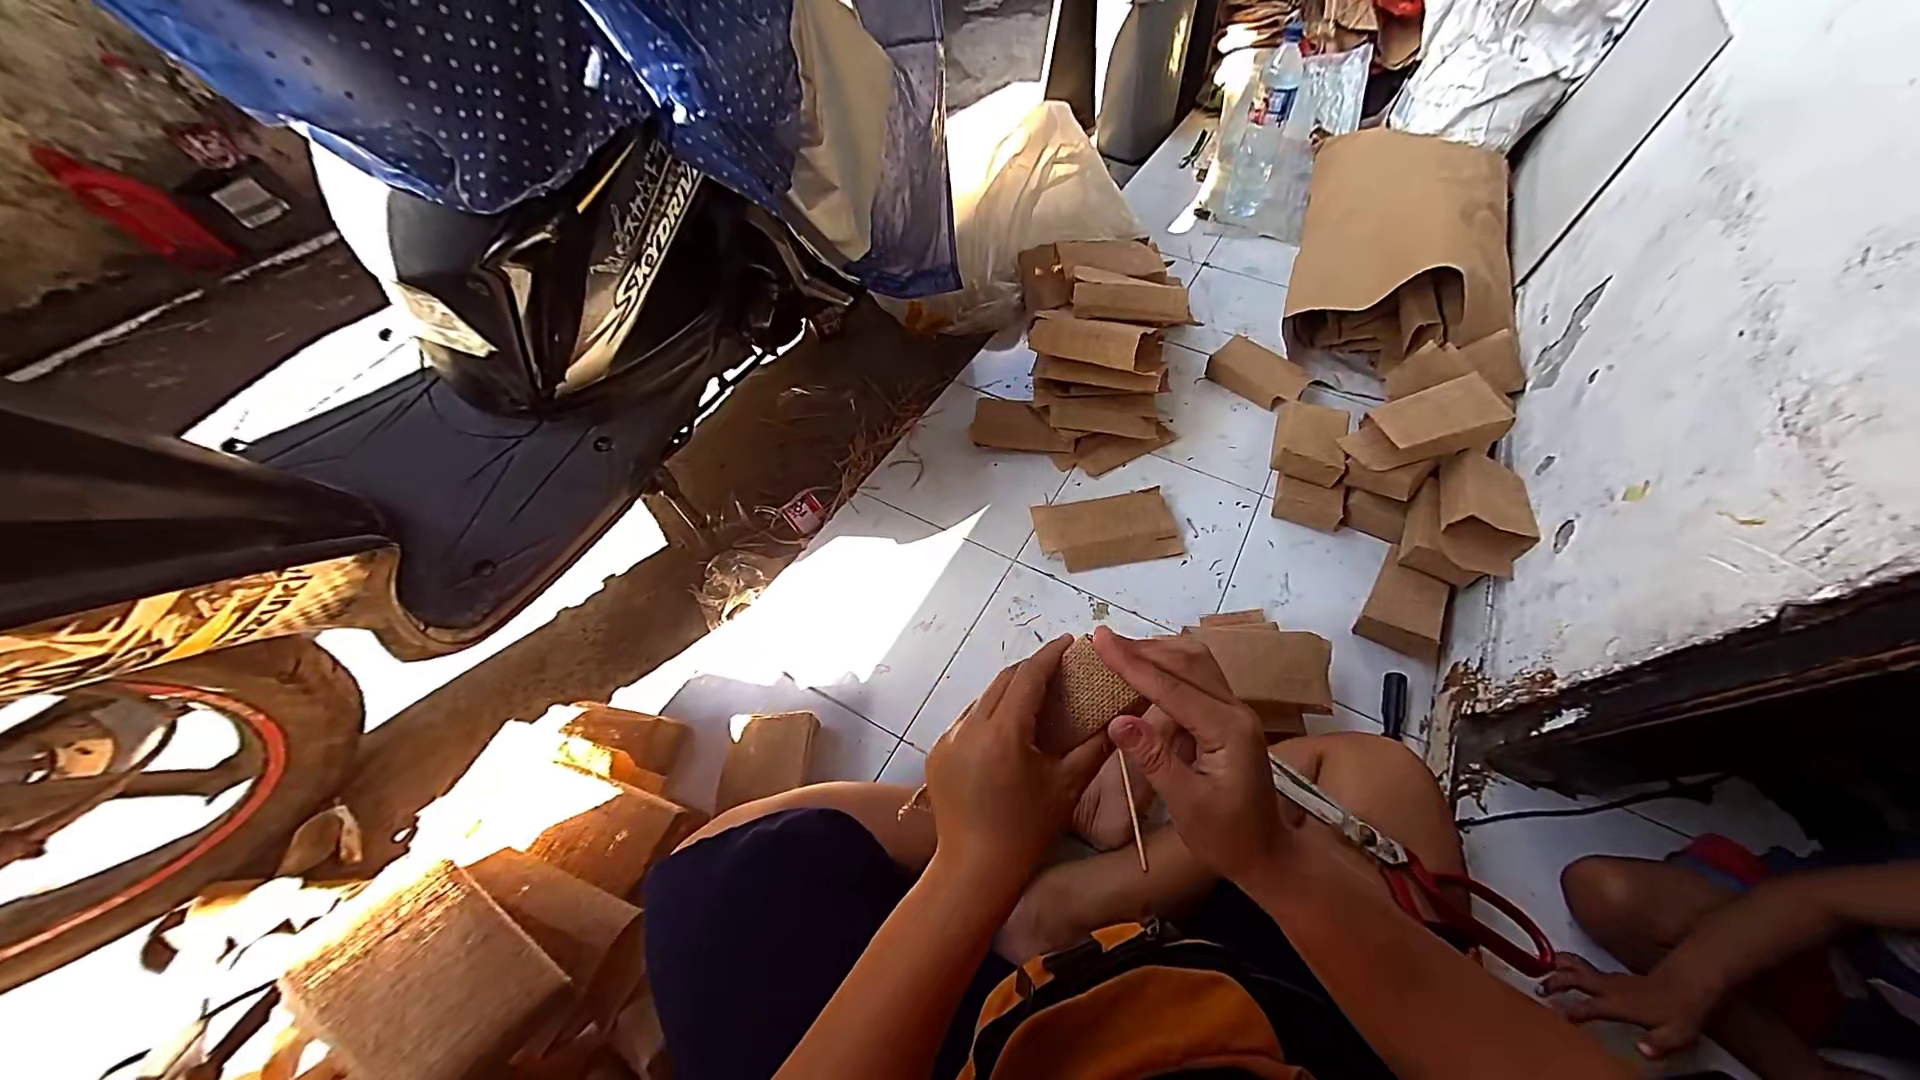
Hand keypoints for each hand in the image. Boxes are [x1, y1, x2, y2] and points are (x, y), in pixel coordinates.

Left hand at [926, 635, 1112, 892]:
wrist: (974, 871)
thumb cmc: (1027, 831)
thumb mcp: (1067, 786)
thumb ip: (1095, 746)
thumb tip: (1123, 718)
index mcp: (1003, 733)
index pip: (1028, 676)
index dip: (1050, 655)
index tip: (1068, 641)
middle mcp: (969, 728)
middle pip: (1002, 681)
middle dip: (1030, 669)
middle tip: (1057, 668)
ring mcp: (948, 739)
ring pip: (983, 699)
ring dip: (1008, 692)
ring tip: (1034, 697)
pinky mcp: (936, 753)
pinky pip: (967, 721)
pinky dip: (989, 715)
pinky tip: (1006, 730)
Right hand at [1091, 627, 1288, 881]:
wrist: (1270, 855)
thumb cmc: (1228, 838)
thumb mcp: (1186, 805)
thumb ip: (1154, 759)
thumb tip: (1118, 720)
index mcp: (1227, 730)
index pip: (1171, 686)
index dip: (1131, 662)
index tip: (1100, 640)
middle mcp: (1235, 710)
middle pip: (1186, 661)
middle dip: (1141, 648)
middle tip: (1101, 639)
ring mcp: (1234, 711)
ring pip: (1194, 662)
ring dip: (1155, 650)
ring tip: (1118, 648)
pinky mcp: (1226, 716)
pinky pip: (1195, 676)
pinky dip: (1166, 664)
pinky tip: (1144, 669)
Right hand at [1538, 952, 1720, 1058]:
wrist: (1687, 986)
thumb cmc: (1680, 1012)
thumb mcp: (1676, 1035)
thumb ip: (1657, 1044)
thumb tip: (1641, 1052)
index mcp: (1616, 1003)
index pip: (1587, 1007)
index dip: (1571, 1011)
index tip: (1556, 1015)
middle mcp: (1606, 987)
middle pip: (1570, 978)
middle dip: (1552, 982)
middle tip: (1538, 989)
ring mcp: (1607, 978)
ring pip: (1573, 965)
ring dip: (1555, 965)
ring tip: (1542, 967)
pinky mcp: (1611, 974)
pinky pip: (1581, 965)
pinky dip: (1566, 964)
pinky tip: (1567, 968)